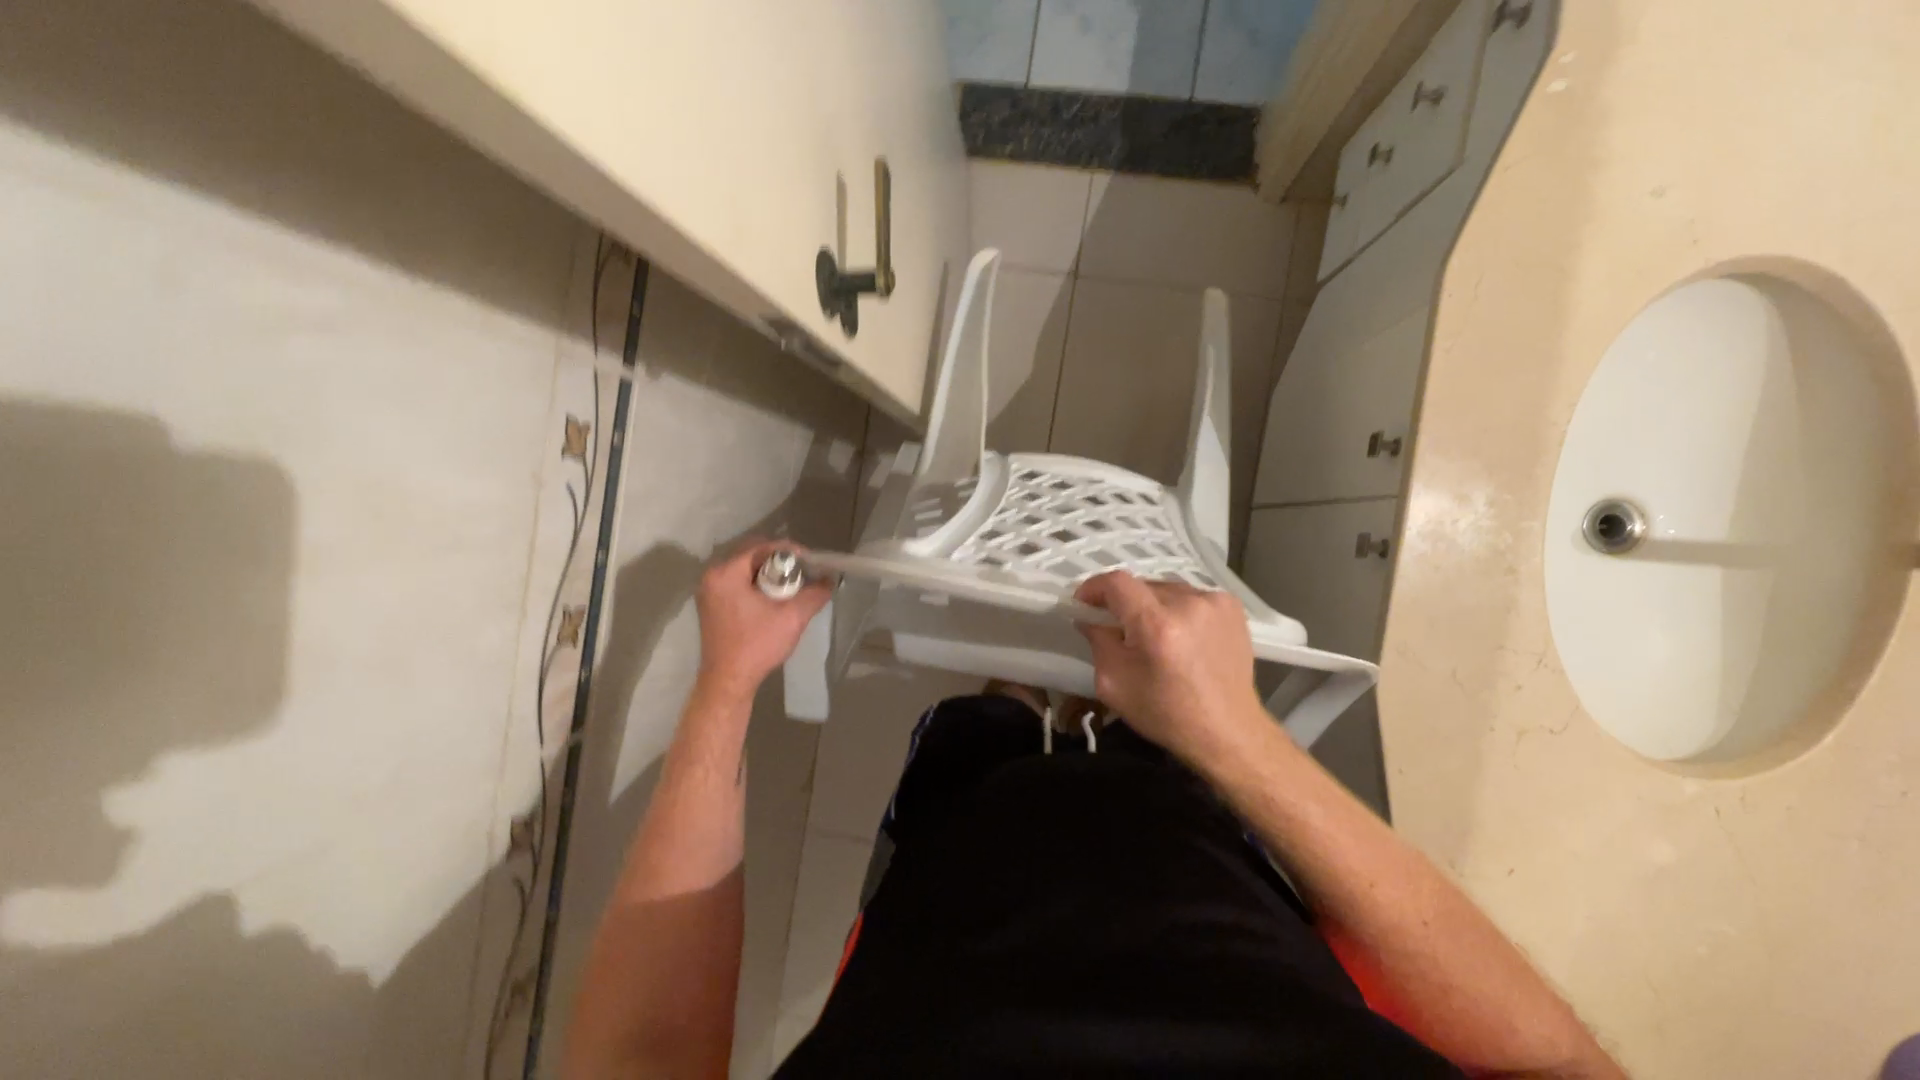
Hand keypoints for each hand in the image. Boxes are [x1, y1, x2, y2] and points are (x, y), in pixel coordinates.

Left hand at [694, 539, 831, 696]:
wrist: (728, 681)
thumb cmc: (757, 646)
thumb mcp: (792, 617)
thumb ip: (814, 594)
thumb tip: (830, 580)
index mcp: (725, 574)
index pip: (761, 547)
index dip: (789, 551)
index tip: (810, 562)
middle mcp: (711, 577)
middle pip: (751, 556)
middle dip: (779, 562)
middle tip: (802, 573)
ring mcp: (708, 592)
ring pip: (745, 570)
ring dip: (768, 574)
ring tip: (791, 586)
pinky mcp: (711, 606)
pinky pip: (737, 584)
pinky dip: (756, 585)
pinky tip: (773, 599)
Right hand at [1074, 572, 1267, 768]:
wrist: (1227, 731)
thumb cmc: (1166, 715)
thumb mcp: (1114, 685)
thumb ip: (1098, 643)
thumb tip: (1090, 618)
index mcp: (1157, 626)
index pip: (1117, 583)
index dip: (1095, 587)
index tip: (1084, 603)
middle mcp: (1188, 604)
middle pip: (1142, 585)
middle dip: (1125, 603)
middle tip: (1119, 628)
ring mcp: (1215, 603)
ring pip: (1167, 590)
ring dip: (1153, 605)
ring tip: (1154, 634)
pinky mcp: (1232, 607)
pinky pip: (1192, 597)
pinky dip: (1179, 610)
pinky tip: (1182, 636)